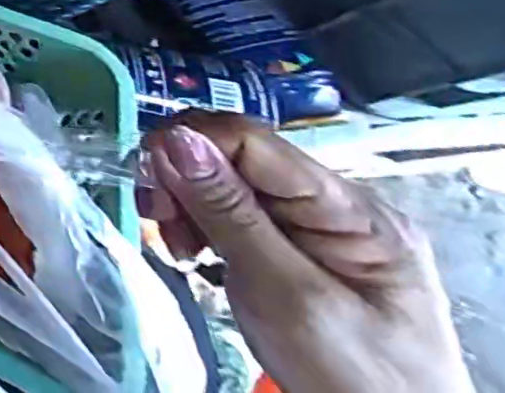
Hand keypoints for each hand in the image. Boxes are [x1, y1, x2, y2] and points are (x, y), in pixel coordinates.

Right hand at [142, 113, 470, 392]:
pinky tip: (192, 248)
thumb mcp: (284, 295)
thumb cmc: (350, 377)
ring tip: (177, 245)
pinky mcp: (289, 240)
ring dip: (180, 201)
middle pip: (227, 152)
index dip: (186, 147)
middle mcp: (333, 201)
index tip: (153, 190)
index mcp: (351, 209)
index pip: (247, 138)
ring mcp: (313, 222)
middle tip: (160, 222)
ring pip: (216, 175)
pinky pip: (223, 204)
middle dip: (177, 178)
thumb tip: (173, 136)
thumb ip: (228, 212)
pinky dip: (193, 219)